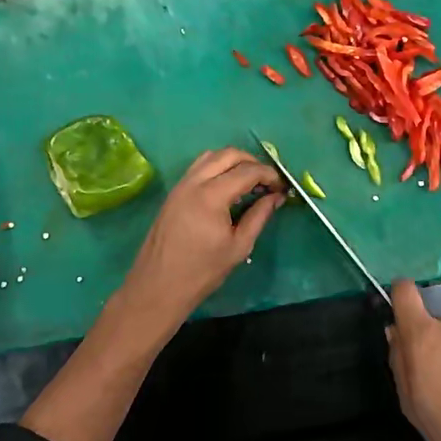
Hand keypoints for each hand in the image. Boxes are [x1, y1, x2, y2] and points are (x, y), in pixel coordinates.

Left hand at [120, 148, 283, 322]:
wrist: (159, 286)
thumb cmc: (202, 271)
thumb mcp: (239, 246)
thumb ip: (259, 216)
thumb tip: (277, 197)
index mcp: (212, 195)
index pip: (247, 171)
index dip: (269, 175)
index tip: (282, 187)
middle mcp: (194, 182)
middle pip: (229, 154)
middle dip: (252, 162)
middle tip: (267, 182)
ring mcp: (181, 185)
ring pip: (211, 156)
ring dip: (233, 162)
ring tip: (248, 182)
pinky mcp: (174, 192)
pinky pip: (199, 167)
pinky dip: (217, 168)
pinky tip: (227, 188)